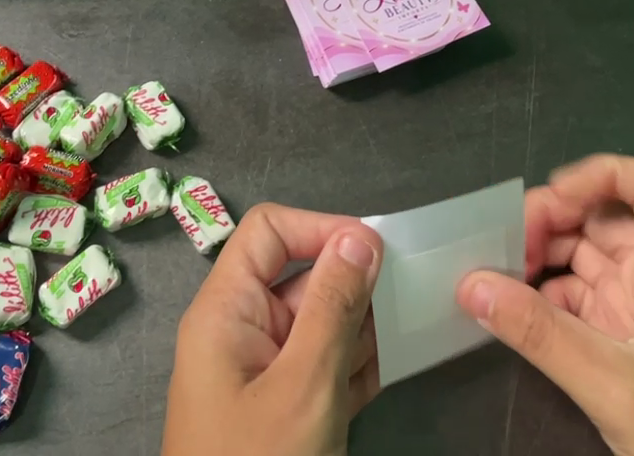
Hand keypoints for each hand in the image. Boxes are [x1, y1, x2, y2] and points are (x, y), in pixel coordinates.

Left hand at [163, 203, 384, 455]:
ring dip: (359, 328)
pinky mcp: (282, 406)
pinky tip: (384, 372)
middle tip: (406, 297)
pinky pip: (322, 363)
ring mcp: (262, 370)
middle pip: (300, 276)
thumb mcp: (303, 385)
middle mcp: (241, 329)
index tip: (376, 251)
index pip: (270, 233)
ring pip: (318, 321)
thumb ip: (333, 306)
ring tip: (402, 334)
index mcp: (227, 309)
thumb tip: (361, 237)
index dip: (321, 228)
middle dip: (351, 285)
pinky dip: (353, 365)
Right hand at [457, 156, 633, 455]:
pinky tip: (509, 306)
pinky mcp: (618, 341)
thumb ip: (540, 334)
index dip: (604, 175)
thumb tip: (470, 284)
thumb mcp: (616, 387)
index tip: (554, 196)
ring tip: (497, 270)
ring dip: (540, 254)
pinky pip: (572, 297)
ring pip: (583, 254)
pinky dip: (539, 295)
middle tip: (505, 242)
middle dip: (554, 217)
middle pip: (605, 216)